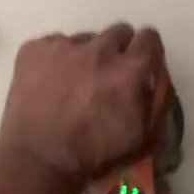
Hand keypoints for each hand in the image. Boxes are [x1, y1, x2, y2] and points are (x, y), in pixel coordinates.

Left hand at [0, 25, 166, 193]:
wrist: (38, 161)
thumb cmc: (95, 154)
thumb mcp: (144, 137)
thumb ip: (159, 97)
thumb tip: (157, 71)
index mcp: (130, 69)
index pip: (148, 38)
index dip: (145, 51)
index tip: (138, 64)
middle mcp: (99, 49)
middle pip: (118, 32)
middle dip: (117, 51)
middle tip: (105, 77)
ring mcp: (64, 46)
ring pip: (84, 39)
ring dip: (84, 56)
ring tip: (72, 84)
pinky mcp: (34, 48)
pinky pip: (53, 44)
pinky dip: (54, 60)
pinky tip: (49, 84)